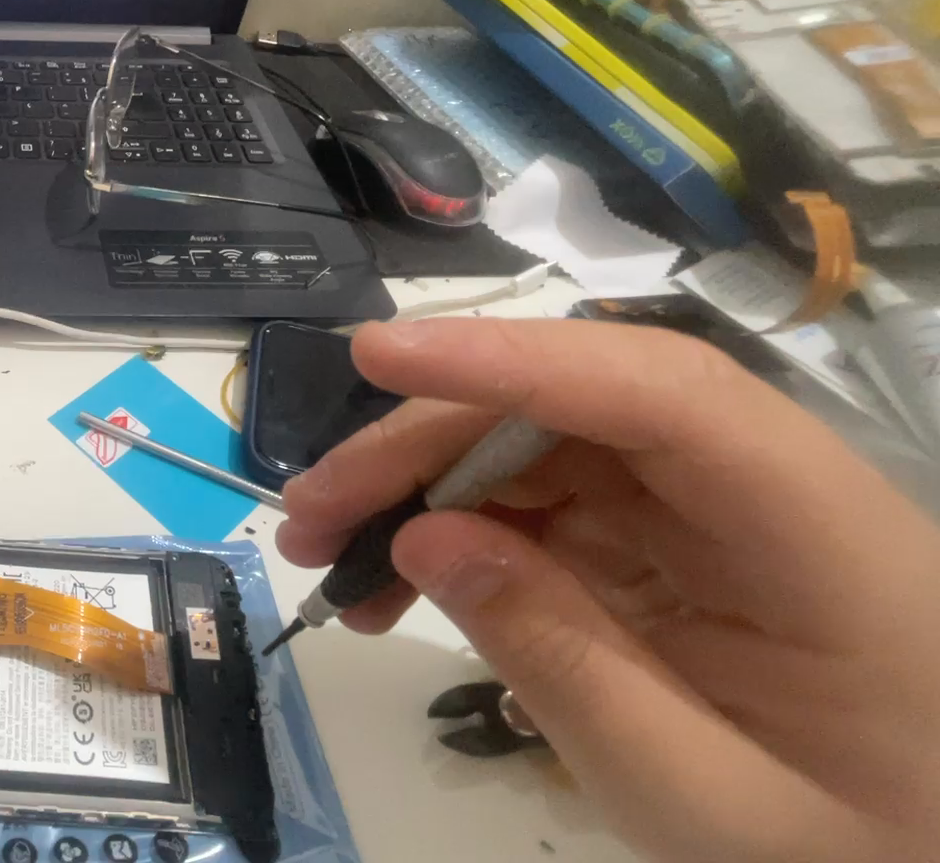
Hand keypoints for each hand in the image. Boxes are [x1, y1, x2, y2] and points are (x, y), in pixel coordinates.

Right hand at [276, 319, 939, 862]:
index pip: (655, 393)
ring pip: (513, 448)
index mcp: (815, 536)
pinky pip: (515, 503)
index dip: (508, 359)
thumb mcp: (707, 801)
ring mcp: (684, 506)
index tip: (375, 356)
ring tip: (318, 551)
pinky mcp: (638, 533)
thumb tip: (421, 539)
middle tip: (307, 513)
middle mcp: (743, 487)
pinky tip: (379, 586)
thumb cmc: (861, 857)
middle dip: (410, 448)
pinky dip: (433, 533)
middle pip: (551, 412)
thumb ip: (565, 663)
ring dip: (403, 488)